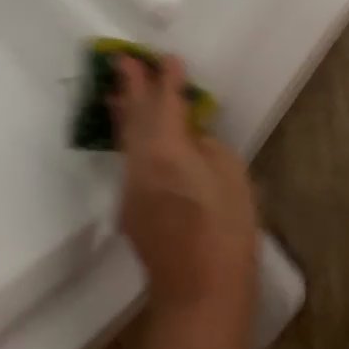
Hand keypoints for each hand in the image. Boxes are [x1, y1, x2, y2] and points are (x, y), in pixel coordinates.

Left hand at [112, 55, 256, 348]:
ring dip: (125, 112)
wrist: (199, 290)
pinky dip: (132, 141)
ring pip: (127, 140)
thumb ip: (206, 147)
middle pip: (135, 116)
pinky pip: (130, 162)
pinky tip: (136, 137)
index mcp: (168, 148)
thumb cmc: (226, 230)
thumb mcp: (230, 175)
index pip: (166, 102)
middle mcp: (140, 162)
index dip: (168, 78)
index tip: (167, 57)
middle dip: (130, 86)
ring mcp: (130, 188)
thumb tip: (190, 139)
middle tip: (121, 58)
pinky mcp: (130, 210)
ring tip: (118, 90)